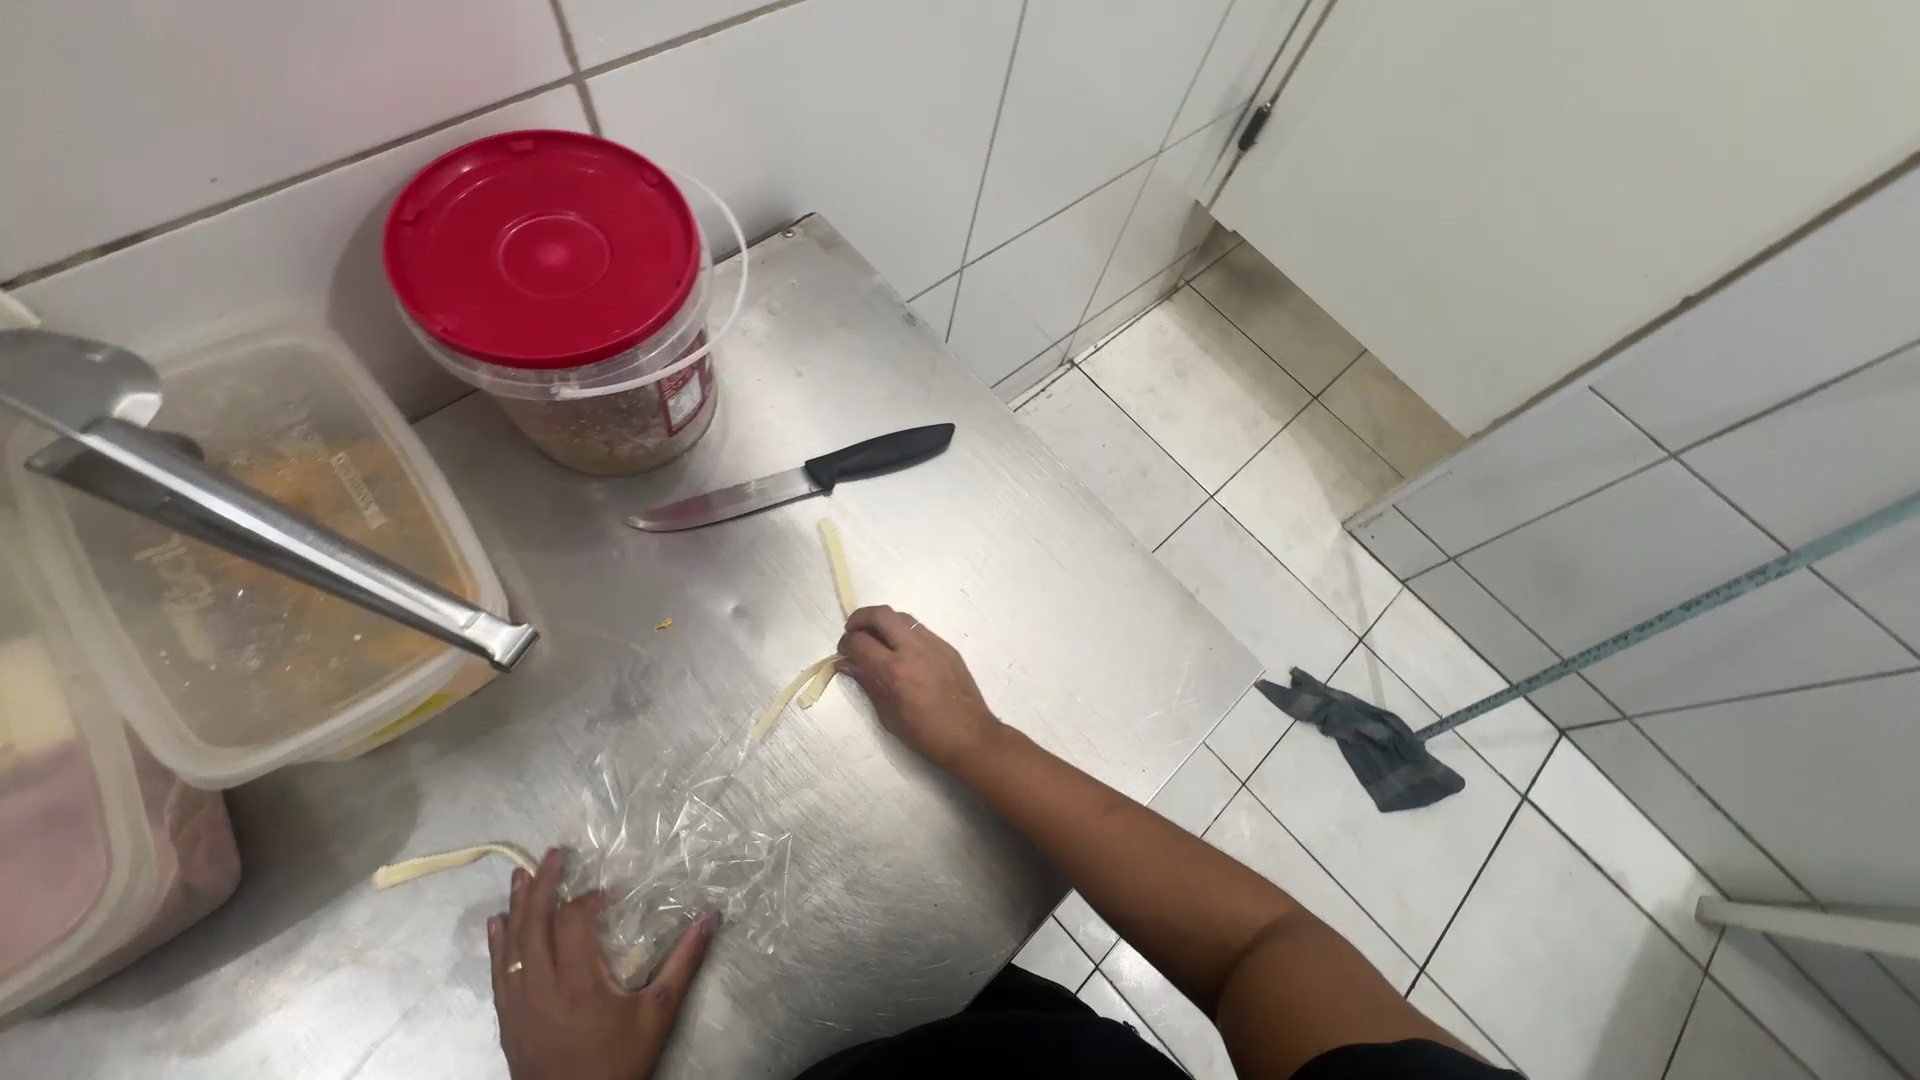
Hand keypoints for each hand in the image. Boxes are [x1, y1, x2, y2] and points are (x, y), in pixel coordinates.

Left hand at [489, 848, 717, 1079]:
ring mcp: (518, 1005)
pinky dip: (497, 944)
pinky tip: (497, 924)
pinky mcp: (507, 1020)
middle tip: (553, 854)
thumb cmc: (619, 1063)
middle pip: (534, 926)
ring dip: (516, 907)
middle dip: (543, 886)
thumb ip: (684, 962)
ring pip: (511, 946)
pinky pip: (497, 973)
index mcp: (579, 982)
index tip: (607, 894)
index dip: (587, 900)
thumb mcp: (658, 1014)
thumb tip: (710, 916)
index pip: (573, 923)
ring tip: (520, 874)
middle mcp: (542, 988)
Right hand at [837, 606, 1003, 769]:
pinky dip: (904, 632)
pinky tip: (901, 650)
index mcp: (894, 671)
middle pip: (880, 614)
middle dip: (860, 618)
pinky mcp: (948, 647)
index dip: (845, 644)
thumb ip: (867, 683)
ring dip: (883, 622)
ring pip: (902, 616)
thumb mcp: (888, 715)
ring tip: (876, 639)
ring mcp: (933, 645)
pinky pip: (920, 629)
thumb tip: (847, 663)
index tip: (843, 653)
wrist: (970, 736)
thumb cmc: (925, 734)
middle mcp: (913, 650)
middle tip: (853, 632)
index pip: (859, 642)